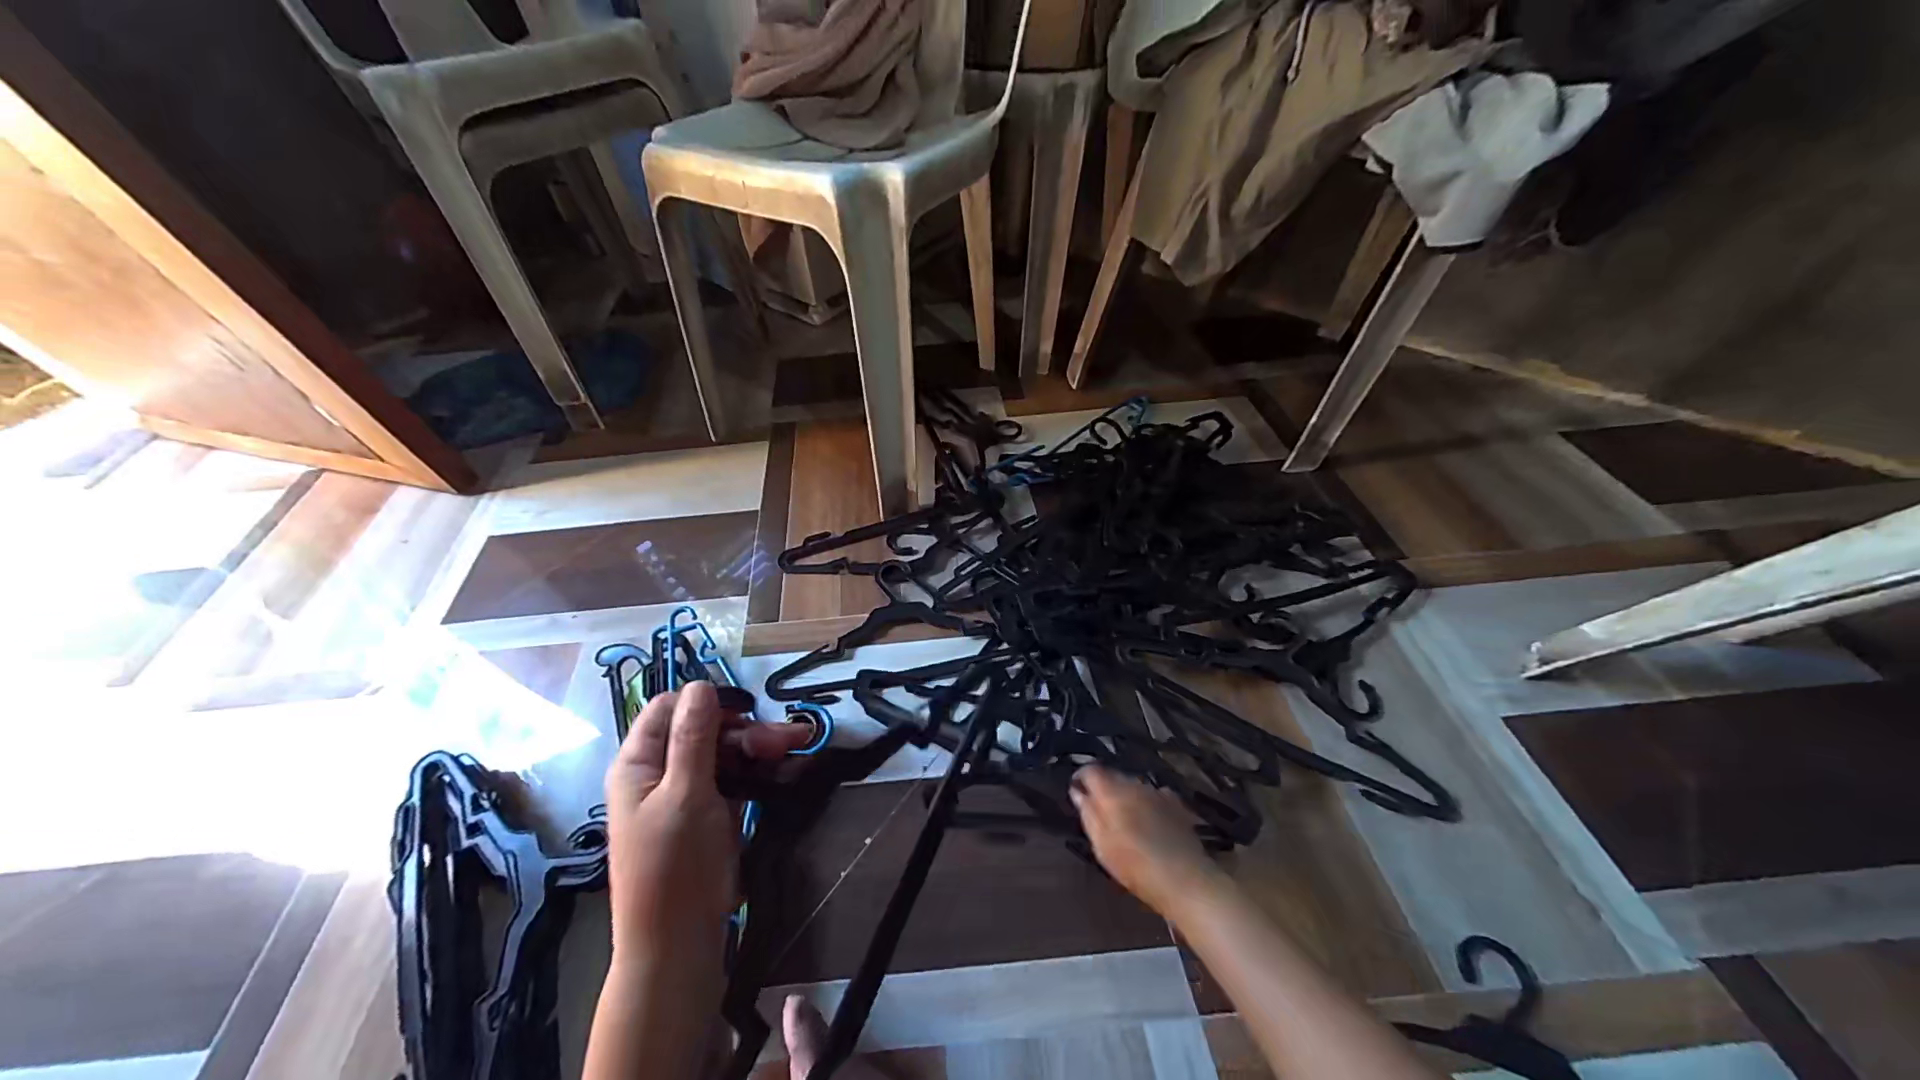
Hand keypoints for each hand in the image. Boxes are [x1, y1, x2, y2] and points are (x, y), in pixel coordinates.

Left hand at [602, 681, 812, 957]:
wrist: (678, 945)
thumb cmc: (674, 868)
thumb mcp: (685, 795)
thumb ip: (693, 737)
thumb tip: (700, 684)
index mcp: (639, 764)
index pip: (669, 708)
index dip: (707, 702)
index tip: (747, 711)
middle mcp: (660, 773)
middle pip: (705, 730)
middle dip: (746, 729)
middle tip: (786, 739)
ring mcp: (686, 794)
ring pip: (725, 753)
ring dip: (760, 748)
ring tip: (797, 748)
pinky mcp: (709, 813)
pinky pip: (735, 779)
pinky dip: (759, 772)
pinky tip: (788, 769)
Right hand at [1069, 765, 1223, 916]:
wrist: (1185, 879)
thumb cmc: (1135, 865)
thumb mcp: (1101, 845)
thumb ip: (1088, 814)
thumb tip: (1078, 792)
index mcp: (1112, 792)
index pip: (1091, 770)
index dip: (1081, 777)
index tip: (1077, 792)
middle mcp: (1135, 784)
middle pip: (1113, 776)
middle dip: (1103, 788)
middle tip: (1100, 812)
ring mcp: (1158, 792)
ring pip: (1134, 785)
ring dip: (1125, 796)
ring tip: (1125, 819)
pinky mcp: (1177, 804)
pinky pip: (1154, 795)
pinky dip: (1147, 802)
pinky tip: (1150, 820)